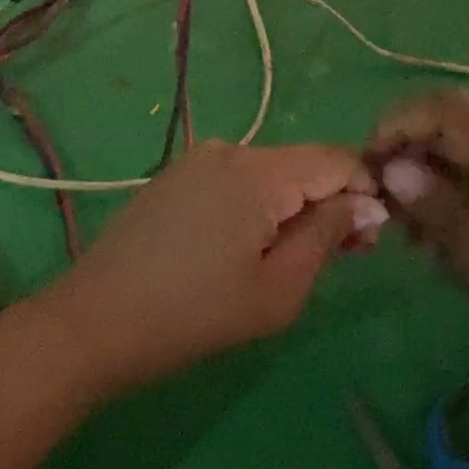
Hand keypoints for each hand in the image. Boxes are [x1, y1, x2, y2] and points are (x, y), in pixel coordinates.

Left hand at [26, 140, 385, 397]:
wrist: (97, 318)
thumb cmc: (197, 313)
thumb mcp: (280, 288)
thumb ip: (328, 235)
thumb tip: (366, 203)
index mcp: (258, 170)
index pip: (337, 160)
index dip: (366, 193)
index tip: (370, 242)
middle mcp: (226, 150)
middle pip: (301, 165)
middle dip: (329, 203)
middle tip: (338, 260)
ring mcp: (193, 161)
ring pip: (267, 174)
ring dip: (292, 208)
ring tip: (286, 262)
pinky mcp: (172, 178)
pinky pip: (233, 182)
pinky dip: (255, 207)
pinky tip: (245, 249)